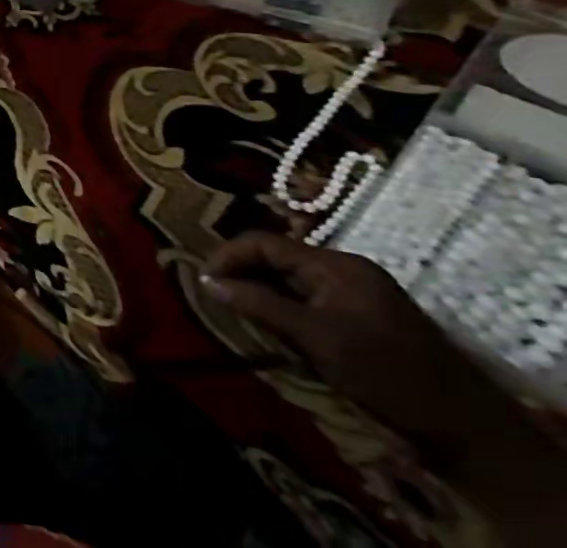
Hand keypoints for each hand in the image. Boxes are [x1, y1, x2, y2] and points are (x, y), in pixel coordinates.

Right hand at [201, 232, 505, 447]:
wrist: (463, 423)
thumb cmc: (386, 372)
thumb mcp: (315, 337)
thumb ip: (258, 303)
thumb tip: (206, 281)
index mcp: (337, 265)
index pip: (264, 242)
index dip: (227, 256)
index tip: (204, 281)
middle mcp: (345, 268)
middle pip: (275, 256)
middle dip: (241, 273)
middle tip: (216, 296)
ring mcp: (354, 290)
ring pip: (287, 277)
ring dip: (258, 290)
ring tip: (237, 310)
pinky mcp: (358, 312)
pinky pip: (304, 295)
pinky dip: (279, 303)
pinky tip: (270, 322)